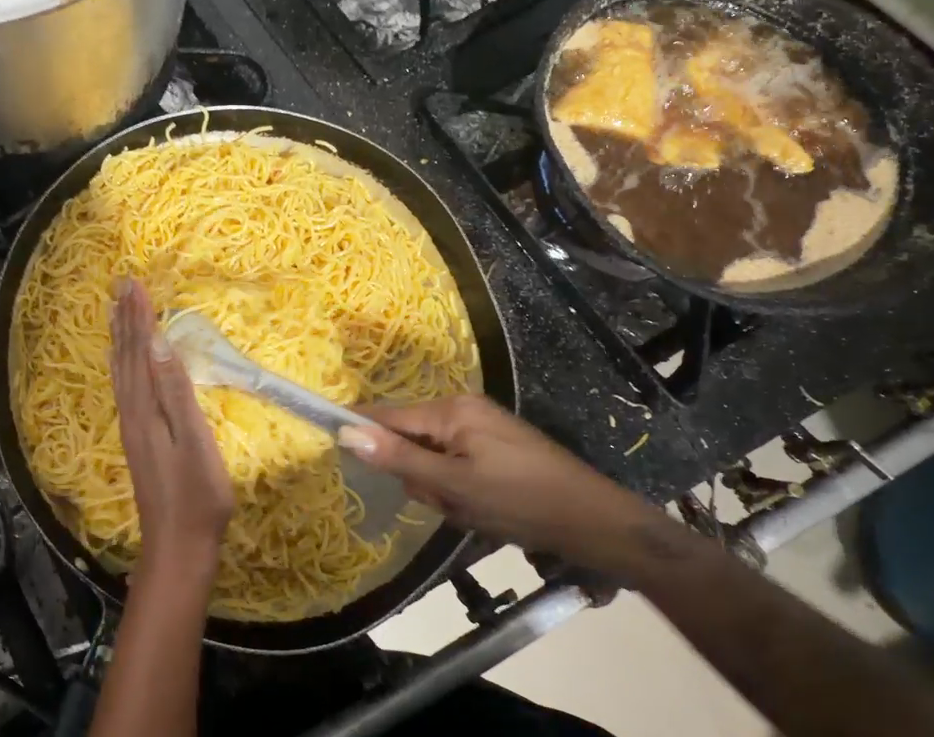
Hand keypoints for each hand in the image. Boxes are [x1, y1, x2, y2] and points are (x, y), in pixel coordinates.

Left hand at [109, 278, 233, 575]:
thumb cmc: (197, 497)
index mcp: (145, 408)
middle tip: (122, 285)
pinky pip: (124, 386)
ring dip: (121, 337)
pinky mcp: (137, 438)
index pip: (142, 350)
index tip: (135, 283)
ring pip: (122, 370)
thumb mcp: (195, 443)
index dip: (140, 316)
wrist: (177, 547)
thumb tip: (161, 345)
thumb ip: (177, 393)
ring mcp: (132, 426)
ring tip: (117, 311)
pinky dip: (123, 363)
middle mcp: (132, 411)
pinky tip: (124, 363)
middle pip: (126, 355)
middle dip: (125, 318)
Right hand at [339, 394, 668, 575]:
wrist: (599, 525)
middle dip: (419, 476)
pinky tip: (485, 508)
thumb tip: (345, 431)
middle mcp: (464, 408)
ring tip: (472, 510)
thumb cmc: (521, 502)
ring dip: (442, 487)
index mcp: (452, 409)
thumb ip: (399, 459)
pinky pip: (456, 462)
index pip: (387, 416)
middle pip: (411, 439)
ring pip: (433, 456)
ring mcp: (484, 426)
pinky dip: (460, 487)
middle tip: (446, 502)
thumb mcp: (454, 487)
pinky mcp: (498, 446)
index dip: (363, 434)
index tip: (334, 446)